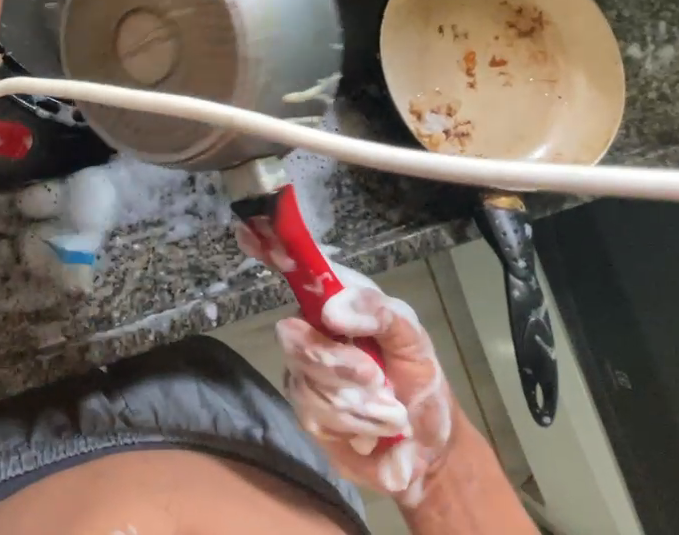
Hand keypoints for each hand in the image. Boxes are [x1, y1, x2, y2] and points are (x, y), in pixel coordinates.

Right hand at [272, 264, 455, 505]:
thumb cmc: (417, 375)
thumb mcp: (413, 337)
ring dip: (360, 402)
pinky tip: (378, 427)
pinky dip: (358, 423)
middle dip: (338, 363)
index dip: (268, 248)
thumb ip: (377, 313)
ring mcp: (302, 368)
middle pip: (293, 335)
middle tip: (376, 378)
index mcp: (334, 297)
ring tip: (391, 410)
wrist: (431, 444)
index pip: (294, 266)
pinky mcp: (305, 410)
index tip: (248, 235)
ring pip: (307, 378)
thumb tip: (329, 310)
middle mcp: (310, 325)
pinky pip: (316, 412)